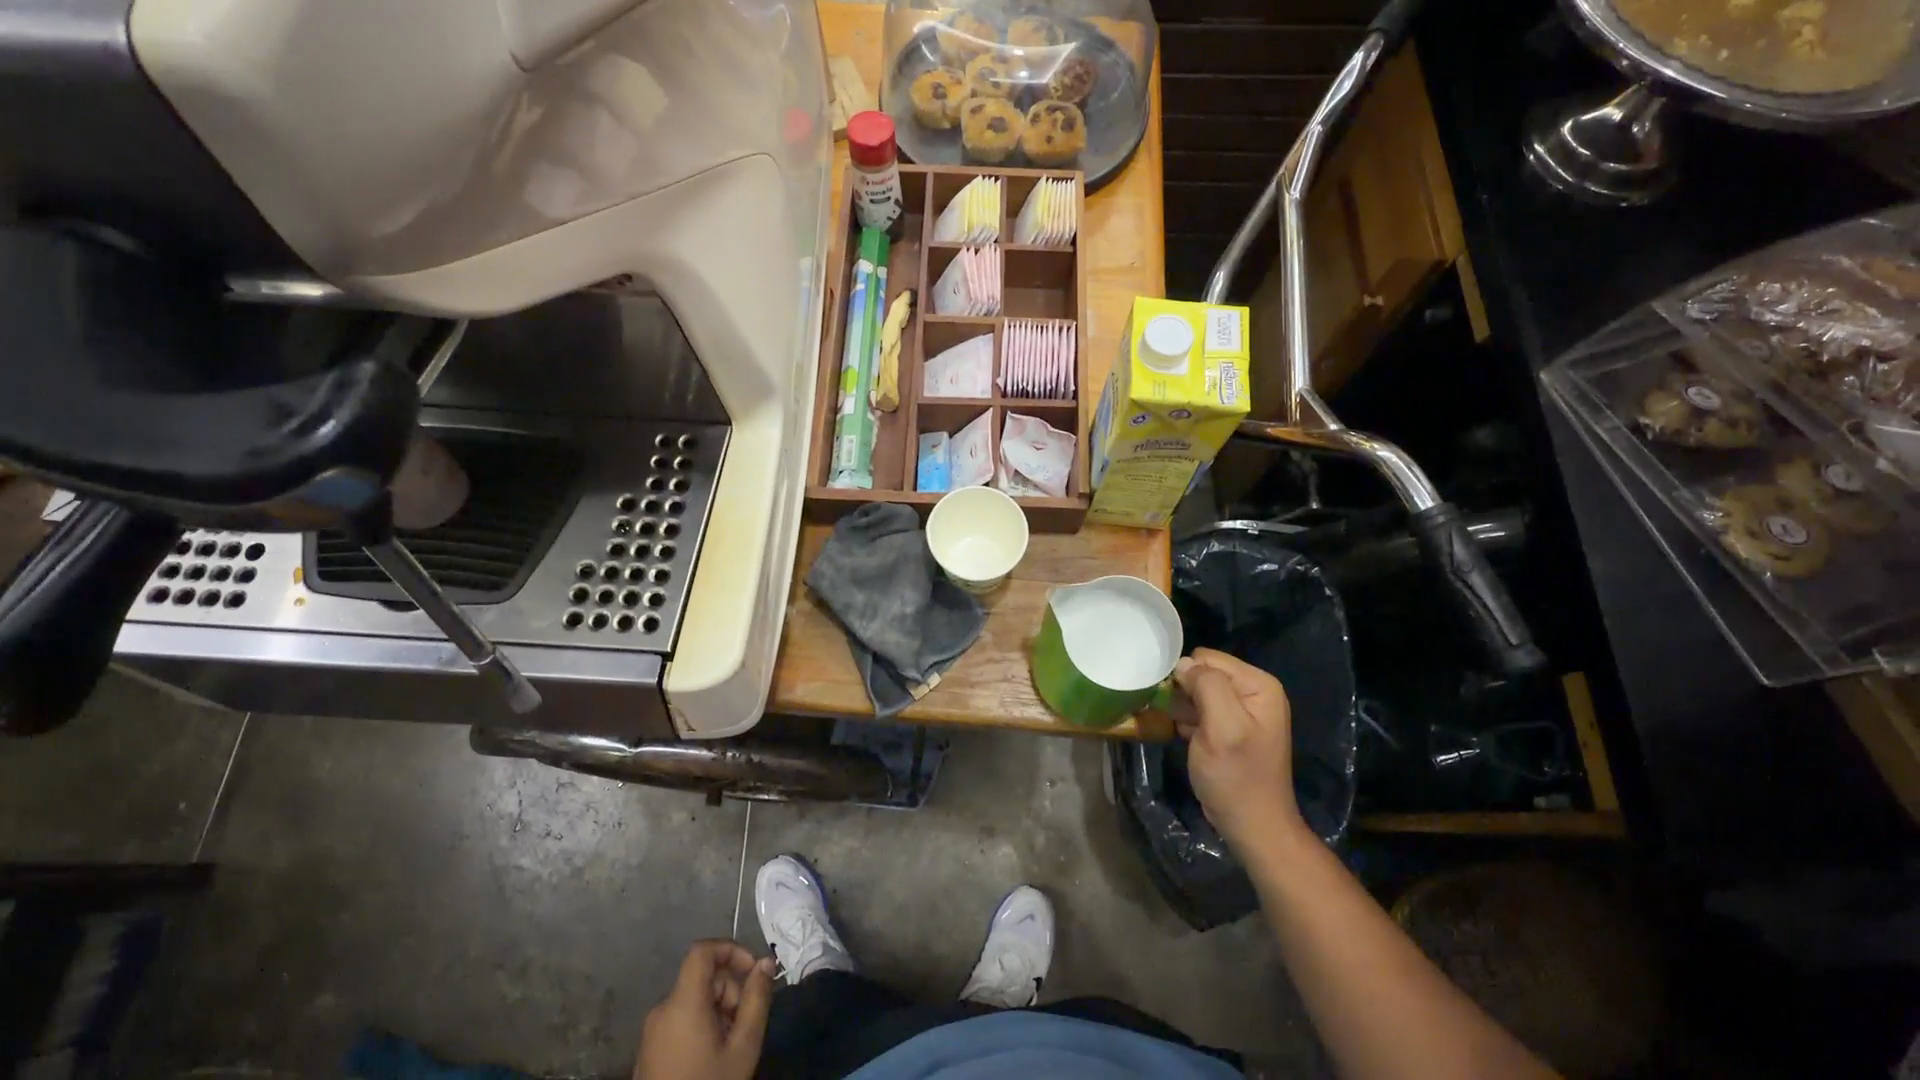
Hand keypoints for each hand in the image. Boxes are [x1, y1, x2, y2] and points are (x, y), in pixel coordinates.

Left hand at [633, 940, 774, 1079]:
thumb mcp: (743, 1046)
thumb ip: (757, 999)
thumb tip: (766, 962)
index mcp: (682, 1002)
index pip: (703, 950)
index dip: (732, 950)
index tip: (755, 973)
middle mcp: (662, 1008)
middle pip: (703, 979)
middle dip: (731, 992)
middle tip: (746, 1026)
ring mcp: (652, 1029)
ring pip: (694, 1001)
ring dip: (719, 1012)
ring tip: (730, 1047)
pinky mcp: (650, 1047)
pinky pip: (681, 1019)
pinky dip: (703, 1026)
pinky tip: (713, 1057)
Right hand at [1173, 648, 1305, 850]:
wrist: (1252, 825)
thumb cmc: (1236, 777)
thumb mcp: (1222, 727)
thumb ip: (1206, 686)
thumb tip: (1183, 665)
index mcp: (1258, 684)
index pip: (1208, 658)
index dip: (1187, 677)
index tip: (1175, 703)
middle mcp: (1253, 691)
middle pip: (1203, 673)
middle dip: (1185, 692)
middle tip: (1178, 720)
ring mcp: (1242, 712)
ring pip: (1198, 692)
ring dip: (1184, 708)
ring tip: (1181, 730)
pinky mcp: (1230, 729)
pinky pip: (1201, 711)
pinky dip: (1189, 722)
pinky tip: (1186, 738)